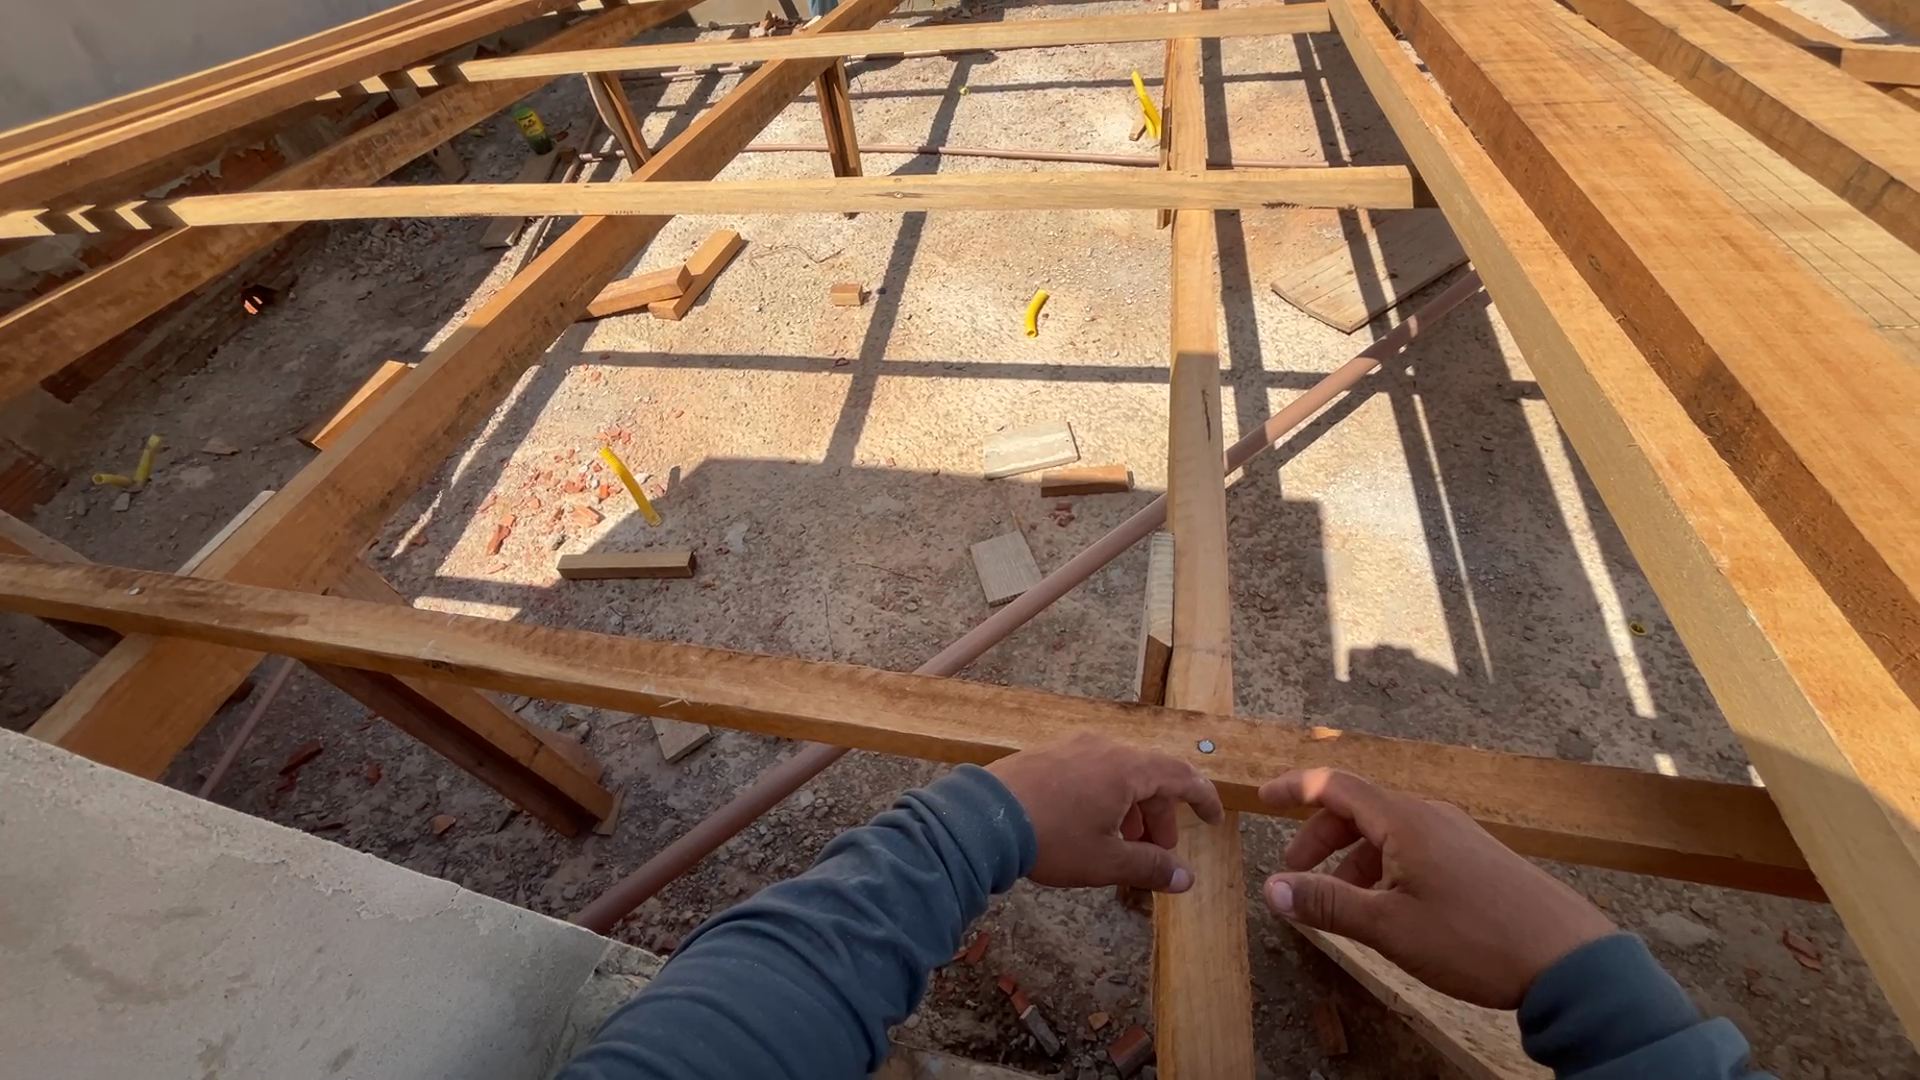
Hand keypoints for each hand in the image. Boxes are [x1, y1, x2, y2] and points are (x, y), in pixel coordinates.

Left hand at [987, 734, 1222, 893]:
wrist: (986, 816)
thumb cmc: (1053, 838)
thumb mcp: (1106, 861)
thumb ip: (1150, 867)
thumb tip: (1186, 878)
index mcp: (1126, 767)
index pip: (1180, 774)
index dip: (1202, 797)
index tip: (1214, 819)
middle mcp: (1103, 746)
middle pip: (1147, 775)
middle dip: (1158, 815)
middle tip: (1156, 851)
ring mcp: (1072, 745)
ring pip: (1117, 772)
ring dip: (1130, 807)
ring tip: (1120, 843)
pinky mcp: (1048, 751)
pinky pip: (1090, 769)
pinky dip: (1104, 795)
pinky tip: (1088, 825)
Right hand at [1260, 768, 1614, 1008]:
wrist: (1578, 967)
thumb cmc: (1475, 939)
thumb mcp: (1389, 926)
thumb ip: (1326, 903)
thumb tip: (1270, 889)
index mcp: (1402, 819)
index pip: (1331, 784)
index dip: (1292, 787)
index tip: (1261, 798)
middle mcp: (1428, 815)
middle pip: (1356, 808)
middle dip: (1318, 837)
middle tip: (1296, 872)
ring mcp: (1458, 834)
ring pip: (1386, 831)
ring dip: (1352, 857)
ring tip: (1343, 899)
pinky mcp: (1479, 857)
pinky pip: (1415, 846)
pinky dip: (1385, 864)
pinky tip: (1391, 905)